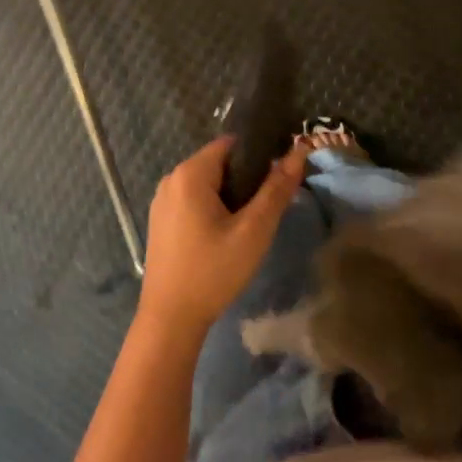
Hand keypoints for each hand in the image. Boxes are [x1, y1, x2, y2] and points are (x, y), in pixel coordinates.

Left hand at [138, 136, 307, 332]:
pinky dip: (213, 209)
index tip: (280, 178)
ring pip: (207, 184)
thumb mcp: (253, 231)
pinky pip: (193, 201)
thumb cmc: (214, 271)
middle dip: (246, 179)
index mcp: (190, 173)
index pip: (231, 144)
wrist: (170, 318)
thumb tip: (299, 151)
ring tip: (252, 224)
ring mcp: (162, 201)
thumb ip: (276, 189)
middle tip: (269, 207)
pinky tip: (227, 236)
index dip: (259, 154)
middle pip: (218, 163)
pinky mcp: (161, 221)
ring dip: (231, 196)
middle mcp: (171, 179)